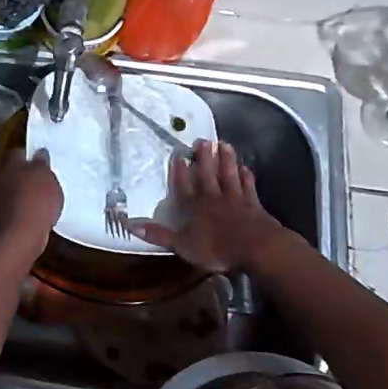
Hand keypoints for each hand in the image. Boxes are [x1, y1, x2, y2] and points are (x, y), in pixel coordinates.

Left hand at [0, 149, 62, 253]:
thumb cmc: (37, 198)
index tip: (40, 160)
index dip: (29, 155)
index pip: (18, 152)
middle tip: (41, 180)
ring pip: (10, 190)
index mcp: (11, 163)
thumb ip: (42, 163)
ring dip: (21, 192)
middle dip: (24, 174)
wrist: (23, 233)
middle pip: (12, 171)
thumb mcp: (47, 176)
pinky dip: (20, 208)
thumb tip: (39, 153)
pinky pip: (12, 207)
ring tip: (40, 198)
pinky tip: (33, 214)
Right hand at [131, 140, 289, 272]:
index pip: (184, 186)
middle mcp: (214, 197)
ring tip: (224, 144)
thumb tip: (130, 224)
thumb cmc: (217, 248)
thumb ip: (158, 234)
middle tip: (202, 140)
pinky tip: (245, 168)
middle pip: (207, 174)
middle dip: (204, 157)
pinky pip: (248, 186)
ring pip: (228, 174)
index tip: (179, 156)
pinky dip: (246, 176)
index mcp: (195, 207)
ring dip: (226, 159)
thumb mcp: (182, 245)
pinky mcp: (254, 204)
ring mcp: (235, 199)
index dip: (180, 171)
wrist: (257, 247)